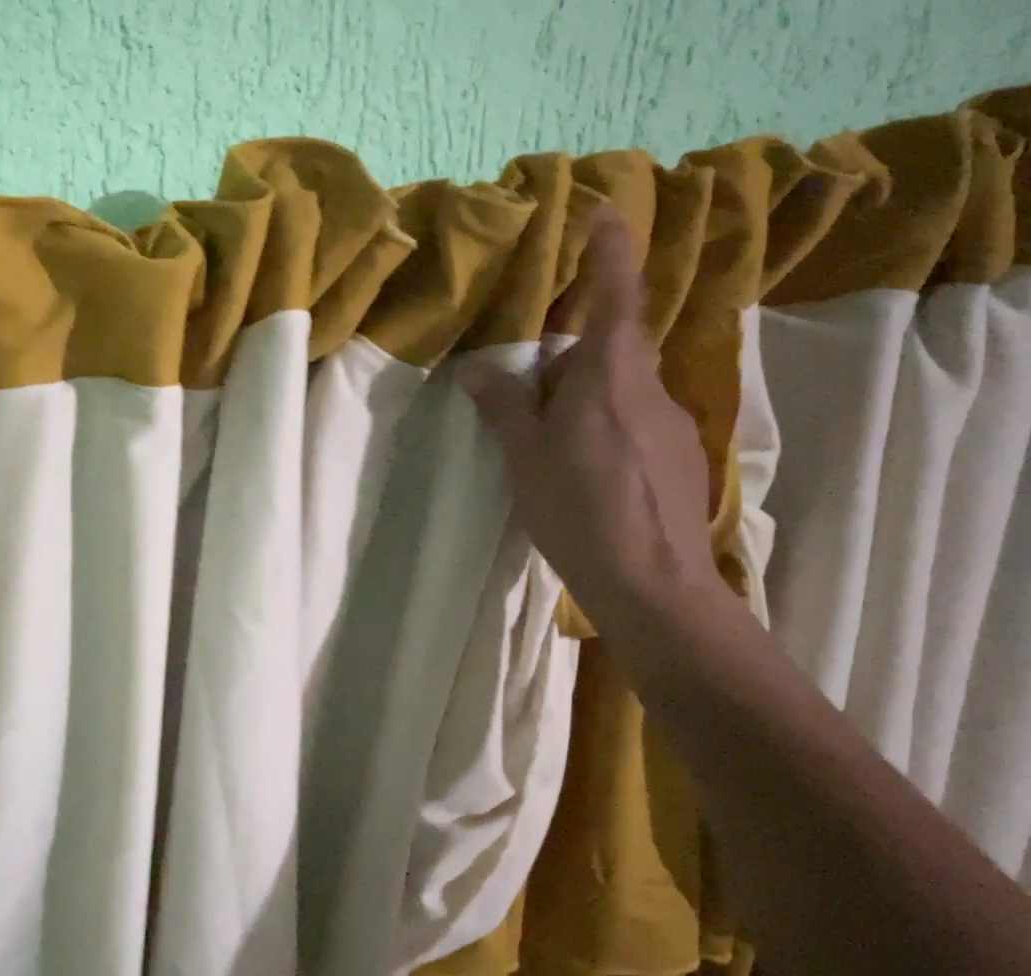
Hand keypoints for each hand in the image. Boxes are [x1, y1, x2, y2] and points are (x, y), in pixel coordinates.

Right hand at [454, 208, 722, 627]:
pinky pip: (634, 420)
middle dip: (573, 350)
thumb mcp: (526, 460)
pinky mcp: (678, 456)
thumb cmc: (579, 512)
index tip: (605, 214)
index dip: (611, 254)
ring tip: (547, 436)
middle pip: (614, 347)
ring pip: (622, 388)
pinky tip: (581, 469)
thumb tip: (475, 370)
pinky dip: (603, 424)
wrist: (654, 582)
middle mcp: (649, 389)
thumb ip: (505, 409)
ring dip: (585, 394)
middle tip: (531, 377)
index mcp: (609, 379)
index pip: (617, 298)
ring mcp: (671, 424)